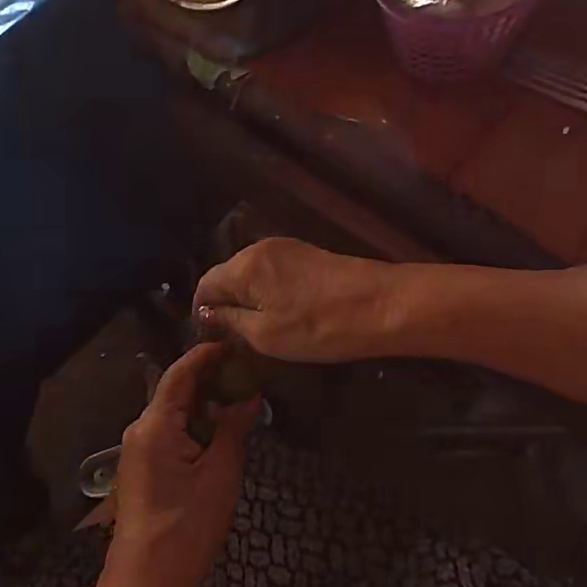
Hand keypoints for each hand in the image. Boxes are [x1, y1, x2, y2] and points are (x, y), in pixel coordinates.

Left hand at [102, 343, 258, 586]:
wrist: (147, 579)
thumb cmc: (187, 524)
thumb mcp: (220, 474)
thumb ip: (232, 429)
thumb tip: (248, 396)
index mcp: (154, 423)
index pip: (178, 374)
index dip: (204, 356)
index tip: (231, 345)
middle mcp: (139, 428)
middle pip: (173, 391)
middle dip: (206, 379)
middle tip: (244, 372)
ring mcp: (137, 449)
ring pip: (171, 413)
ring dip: (201, 403)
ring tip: (237, 397)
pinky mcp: (141, 467)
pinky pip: (168, 432)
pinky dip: (192, 424)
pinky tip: (216, 430)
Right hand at [193, 237, 409, 361]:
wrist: (385, 305)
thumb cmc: (319, 326)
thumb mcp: (266, 335)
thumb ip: (229, 321)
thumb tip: (206, 313)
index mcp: (243, 266)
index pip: (205, 284)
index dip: (201, 311)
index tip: (208, 337)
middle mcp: (258, 249)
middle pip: (227, 276)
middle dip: (223, 304)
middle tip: (231, 337)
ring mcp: (285, 248)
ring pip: (250, 274)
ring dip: (247, 299)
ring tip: (256, 328)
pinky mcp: (306, 254)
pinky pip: (271, 272)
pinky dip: (267, 292)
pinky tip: (281, 313)